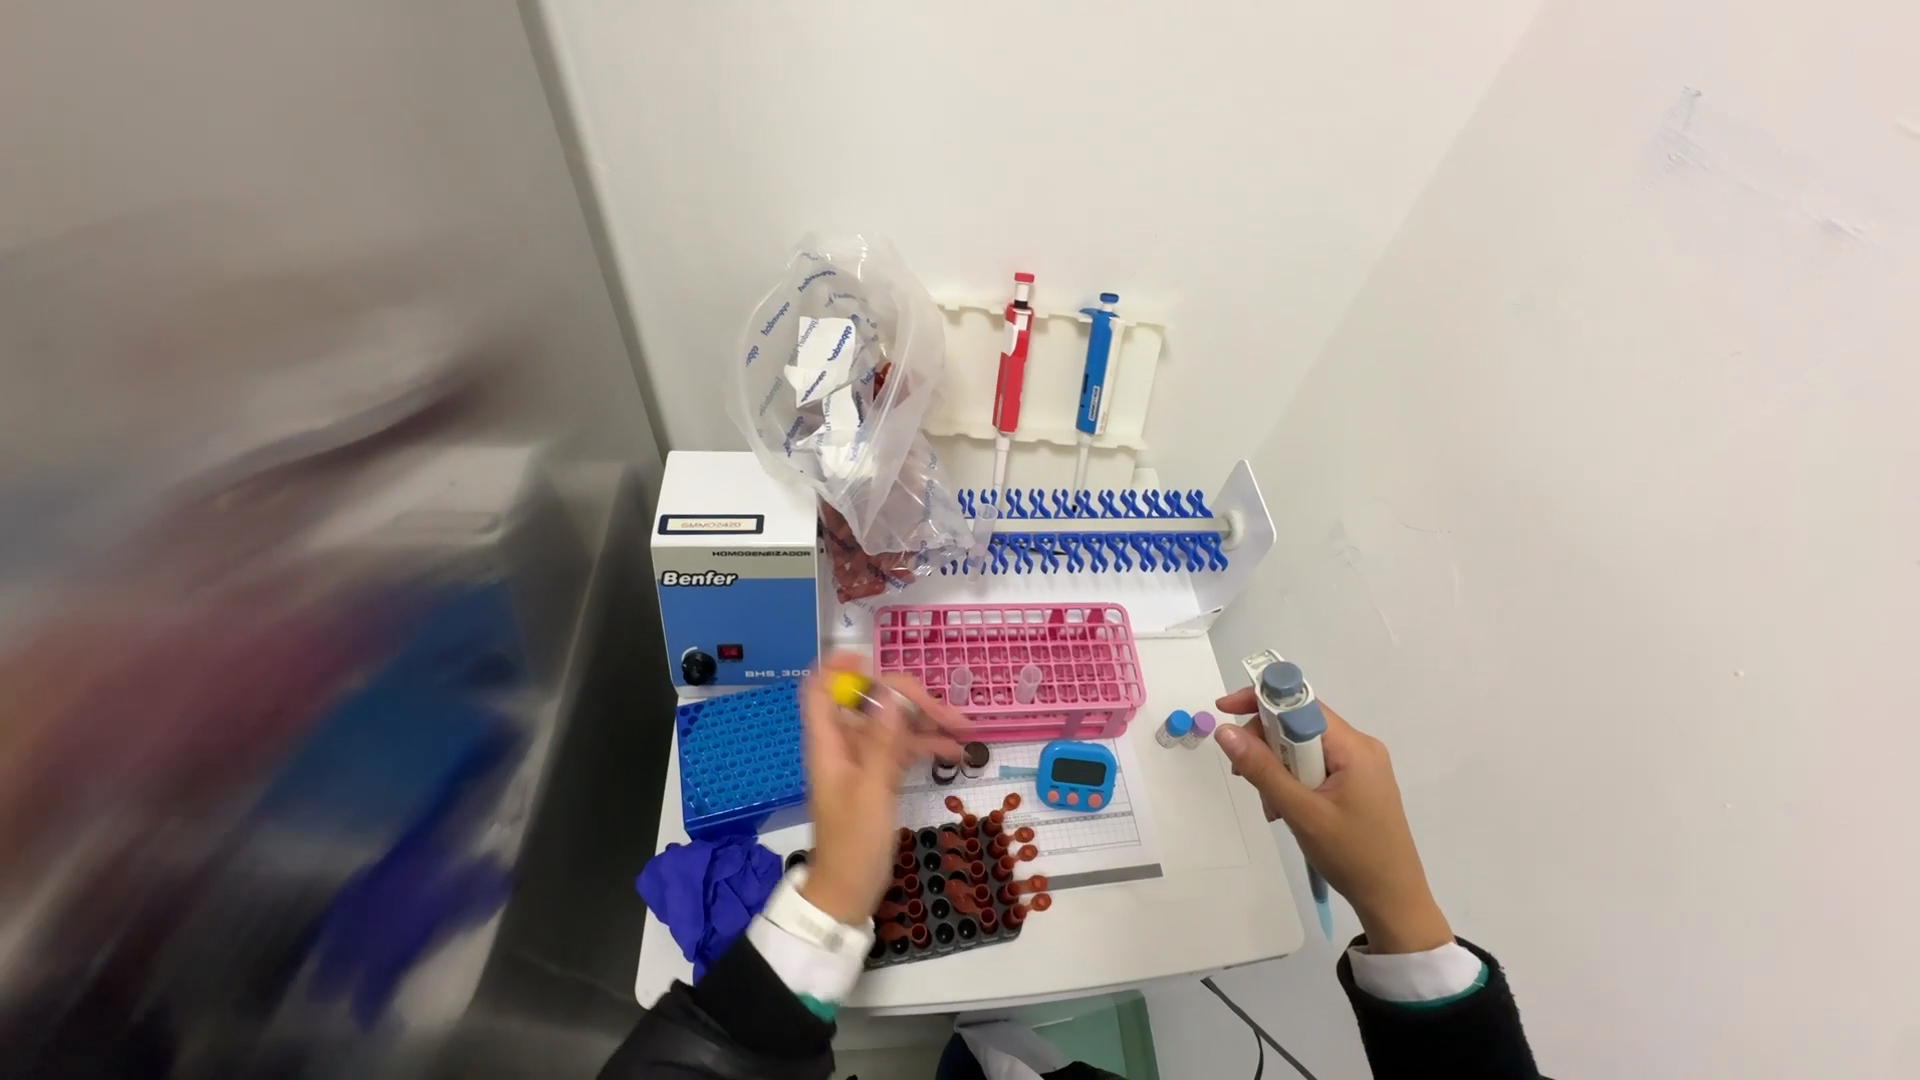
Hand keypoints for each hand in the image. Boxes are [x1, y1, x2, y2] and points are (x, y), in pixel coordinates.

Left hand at [798, 652, 972, 923]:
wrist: (848, 894)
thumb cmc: (854, 845)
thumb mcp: (872, 792)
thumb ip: (882, 742)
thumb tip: (890, 693)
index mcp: (828, 743)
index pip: (820, 689)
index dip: (840, 668)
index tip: (873, 659)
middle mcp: (843, 744)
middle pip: (871, 701)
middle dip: (910, 698)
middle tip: (950, 713)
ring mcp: (861, 759)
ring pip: (892, 723)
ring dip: (926, 722)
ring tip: (964, 730)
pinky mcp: (878, 775)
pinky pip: (901, 747)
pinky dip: (926, 745)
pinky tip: (955, 753)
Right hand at [1214, 688, 1452, 953]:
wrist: (1395, 903)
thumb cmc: (1352, 856)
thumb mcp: (1300, 812)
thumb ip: (1262, 768)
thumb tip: (1225, 730)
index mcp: (1354, 747)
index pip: (1299, 703)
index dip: (1260, 700)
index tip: (1224, 710)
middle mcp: (1360, 747)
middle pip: (1297, 724)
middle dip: (1265, 745)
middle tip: (1244, 776)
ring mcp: (1361, 766)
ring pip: (1302, 747)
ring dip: (1277, 769)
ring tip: (1271, 806)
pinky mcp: (1358, 783)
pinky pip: (1314, 765)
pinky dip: (1293, 780)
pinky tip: (1286, 809)